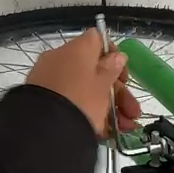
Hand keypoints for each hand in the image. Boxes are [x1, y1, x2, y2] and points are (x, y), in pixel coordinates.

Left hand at [24, 28, 142, 137]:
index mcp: (77, 49)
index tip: (123, 76)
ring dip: (106, 106)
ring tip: (123, 129)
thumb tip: (116, 55)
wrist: (43, 130)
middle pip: (94, 69)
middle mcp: (60, 58)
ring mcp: (49, 78)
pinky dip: (86, 112)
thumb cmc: (80, 102)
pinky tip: (104, 132)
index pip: (97, 40)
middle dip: (117, 92)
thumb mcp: (102, 87)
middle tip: (132, 112)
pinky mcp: (41, 98)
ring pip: (83, 88)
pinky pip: (69, 100)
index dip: (113, 56)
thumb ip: (112, 70)